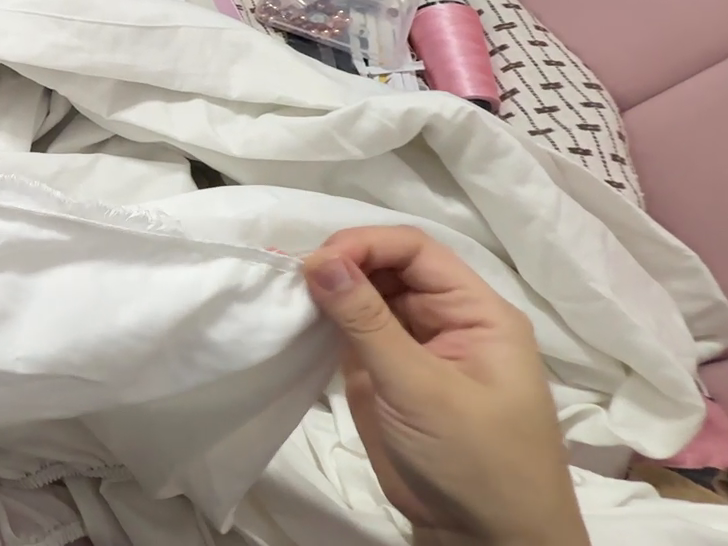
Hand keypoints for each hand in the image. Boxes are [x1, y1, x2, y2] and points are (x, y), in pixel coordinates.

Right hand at [304, 227, 589, 545]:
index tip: (317, 263)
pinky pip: (345, 320)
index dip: (365, 245)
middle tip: (292, 276)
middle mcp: (443, 318)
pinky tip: (292, 309)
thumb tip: (317, 258)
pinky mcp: (379, 364)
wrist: (479, 539)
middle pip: (384, 263)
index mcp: (476, 314)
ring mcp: (409, 341)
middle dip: (338, 261)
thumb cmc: (474, 461)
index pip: (415, 250)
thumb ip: (366, 320)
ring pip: (360, 289)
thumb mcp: (420, 387)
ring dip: (323, 284)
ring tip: (283, 286)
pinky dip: (317, 310)